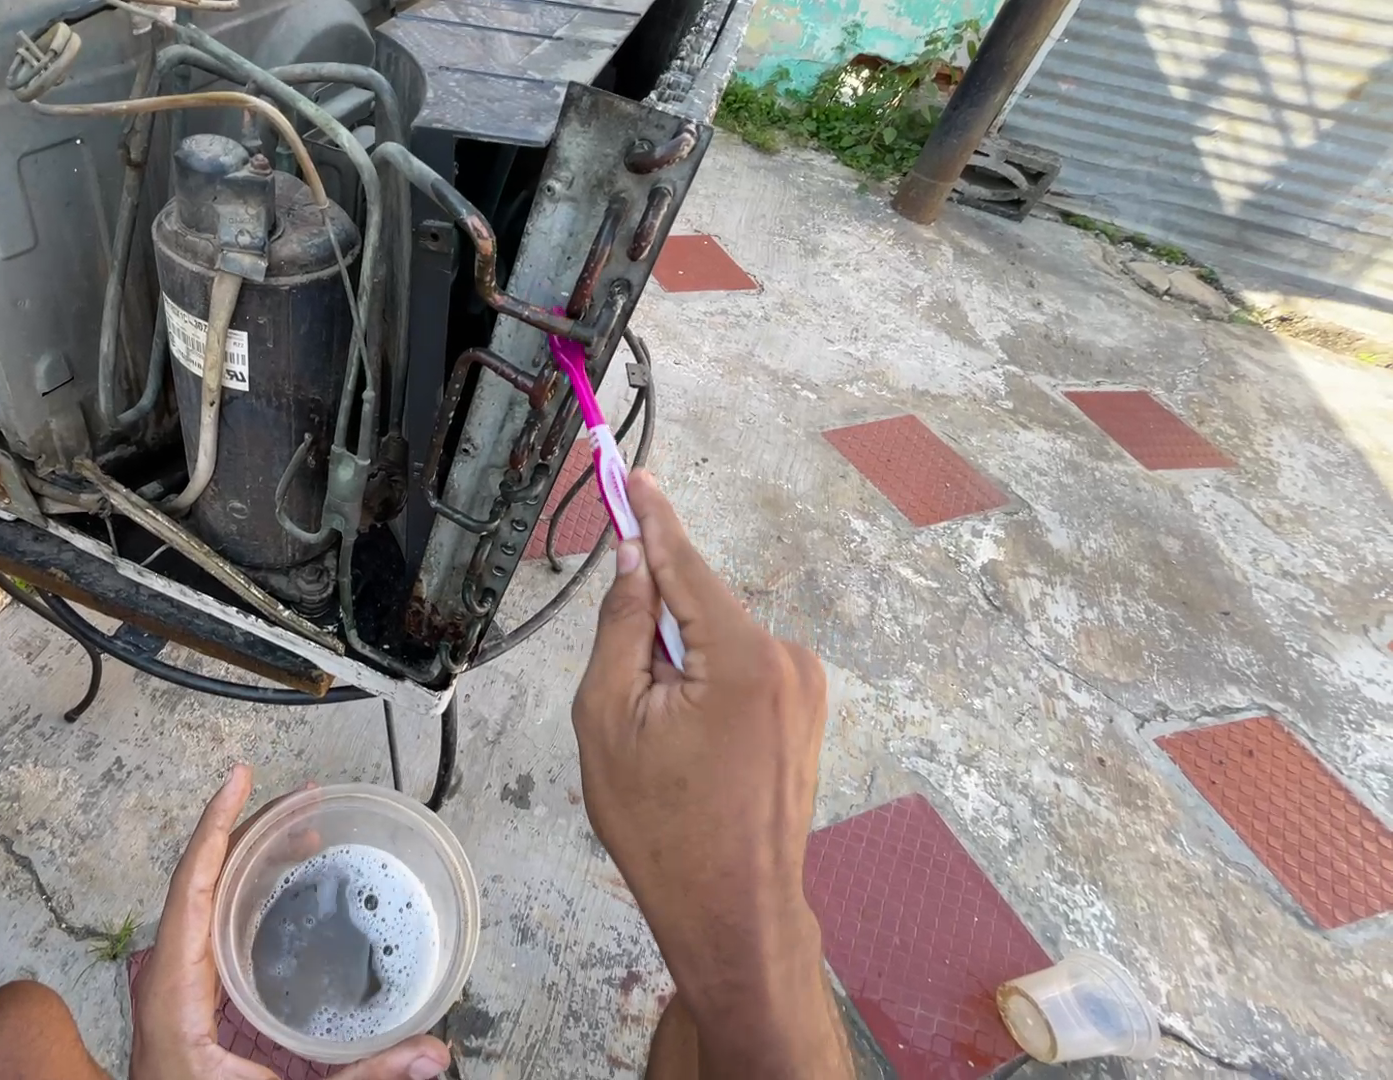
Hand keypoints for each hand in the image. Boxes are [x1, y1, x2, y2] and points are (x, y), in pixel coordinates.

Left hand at [130, 765, 452, 1079]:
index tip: (239, 778)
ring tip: (305, 827)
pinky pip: (214, 916)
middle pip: (205, 876)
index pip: (192, 886)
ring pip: (210, 893)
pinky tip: (282, 878)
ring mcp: (179, 980)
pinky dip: (248, 884)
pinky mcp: (193, 990)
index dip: (216, 825)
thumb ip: (360, 1075)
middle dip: (254, 826)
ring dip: (254, 852)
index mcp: (175, 993)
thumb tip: (429, 1053)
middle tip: (306, 798)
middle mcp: (171, 975)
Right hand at [572, 471, 849, 1076]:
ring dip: (672, 661)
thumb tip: (633, 560)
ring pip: (714, 640)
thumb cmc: (657, 821)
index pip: (683, 561)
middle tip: (623, 696)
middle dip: (650, 624)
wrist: (733, 915)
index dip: (652, 513)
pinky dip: (699, 680)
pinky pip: (737, 668)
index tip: (632, 468)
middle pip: (696, 605)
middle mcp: (786, 657)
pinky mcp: (805, 711)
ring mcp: (805, 687)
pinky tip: (684, 741)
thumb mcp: (608, 717)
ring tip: (654, 736)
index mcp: (740, 655)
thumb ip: (621, 627)